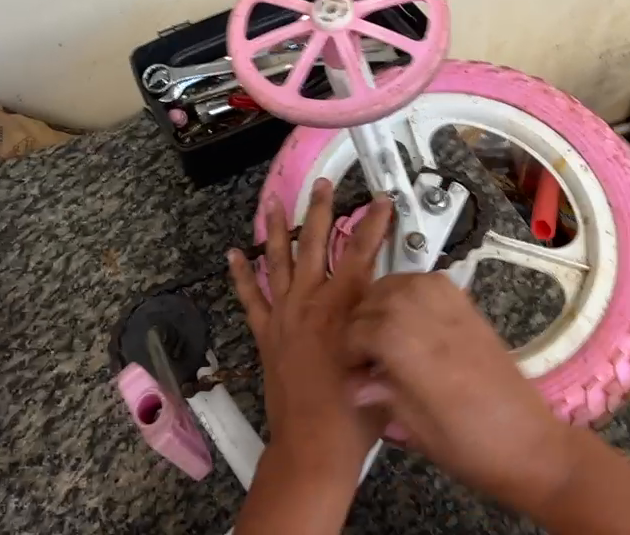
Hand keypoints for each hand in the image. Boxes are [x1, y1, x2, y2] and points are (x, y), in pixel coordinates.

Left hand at [227, 182, 393, 482]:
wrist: (314, 446)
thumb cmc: (356, 413)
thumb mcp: (384, 363)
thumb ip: (387, 328)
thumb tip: (395, 304)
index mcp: (343, 306)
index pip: (361, 252)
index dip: (373, 223)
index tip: (380, 201)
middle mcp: (310, 302)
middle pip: (315, 243)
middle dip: (320, 209)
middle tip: (322, 184)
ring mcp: (284, 315)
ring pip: (279, 259)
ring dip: (277, 228)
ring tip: (273, 201)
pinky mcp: (265, 333)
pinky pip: (251, 296)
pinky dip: (242, 273)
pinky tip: (234, 252)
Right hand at [344, 272, 576, 508]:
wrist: (530, 443)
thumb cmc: (469, 445)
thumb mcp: (415, 428)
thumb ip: (381, 394)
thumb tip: (352, 382)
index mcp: (405, 345)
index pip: (356, 330)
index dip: (350, 352)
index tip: (355, 373)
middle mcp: (423, 313)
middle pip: (372, 300)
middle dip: (362, 325)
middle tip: (369, 357)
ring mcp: (448, 303)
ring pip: (395, 282)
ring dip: (382, 304)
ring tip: (386, 335)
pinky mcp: (466, 303)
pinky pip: (425, 279)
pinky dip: (410, 290)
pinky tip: (411, 316)